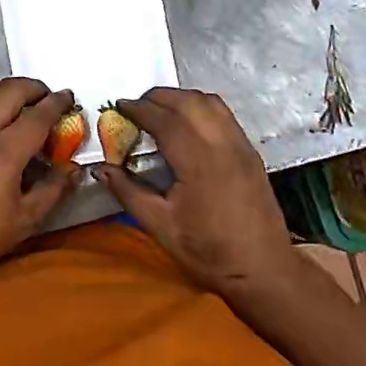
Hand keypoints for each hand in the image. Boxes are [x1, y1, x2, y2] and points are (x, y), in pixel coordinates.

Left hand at [0, 78, 77, 283]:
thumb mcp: (23, 222)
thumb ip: (53, 190)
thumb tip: (74, 169)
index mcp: (3, 151)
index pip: (38, 114)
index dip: (57, 103)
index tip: (69, 98)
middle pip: (9, 90)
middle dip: (33, 87)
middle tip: (47, 99)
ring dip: (9, 106)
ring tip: (19, 133)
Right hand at [95, 88, 295, 290]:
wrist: (262, 269)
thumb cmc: (208, 251)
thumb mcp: (160, 226)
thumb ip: (128, 192)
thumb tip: (103, 169)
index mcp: (200, 164)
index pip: (167, 121)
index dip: (140, 109)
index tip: (119, 106)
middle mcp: (224, 146)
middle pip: (190, 102)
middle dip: (159, 96)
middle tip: (135, 105)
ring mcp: (242, 147)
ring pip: (211, 103)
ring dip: (182, 98)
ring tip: (159, 109)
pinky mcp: (251, 153)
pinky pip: (224, 115)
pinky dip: (200, 108)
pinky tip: (186, 123)